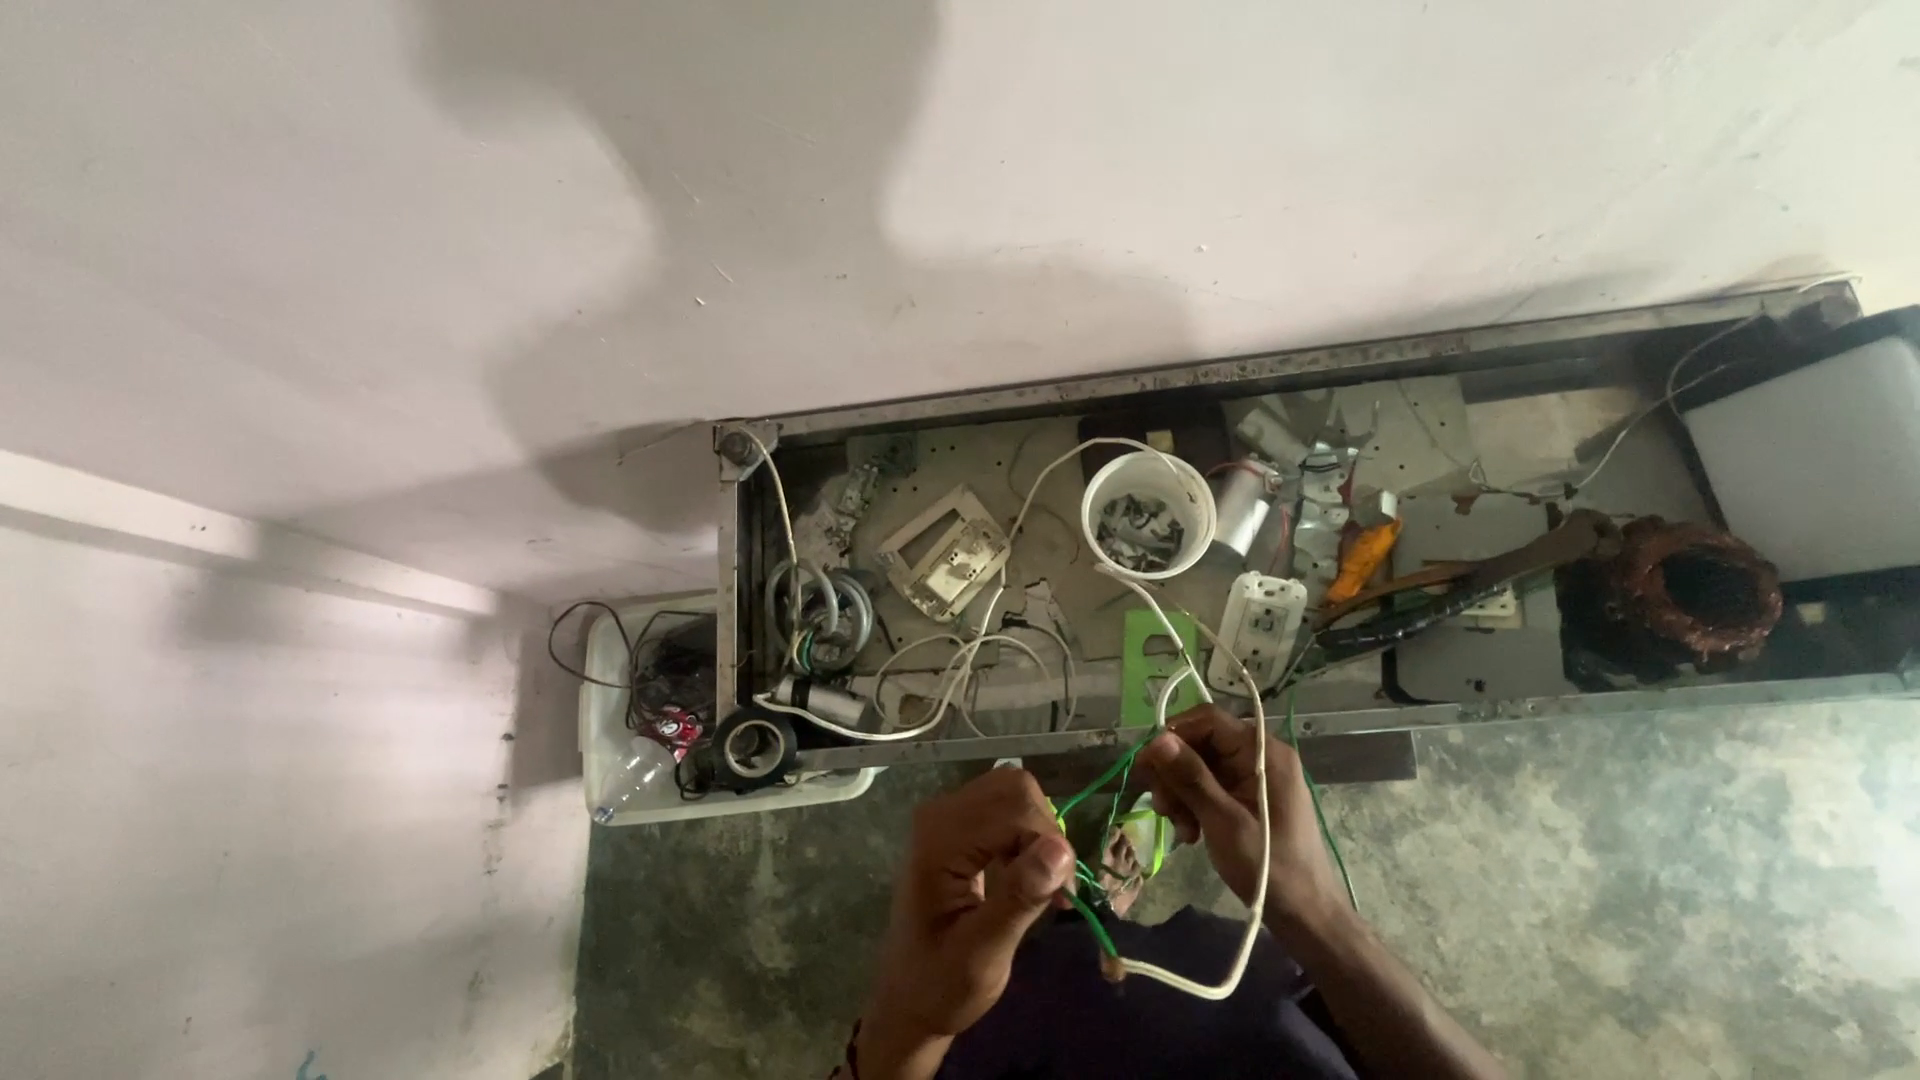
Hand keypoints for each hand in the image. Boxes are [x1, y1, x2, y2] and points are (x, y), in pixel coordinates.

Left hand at [858, 768, 1073, 1075]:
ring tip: (1044, 887)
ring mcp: (946, 817)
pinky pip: (1006, 809)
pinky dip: (1028, 837)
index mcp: (939, 839)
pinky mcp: (957, 827)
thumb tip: (1061, 849)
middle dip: (1045, 833)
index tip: (1061, 895)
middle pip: (1015, 789)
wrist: (908, 1000)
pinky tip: (1029, 878)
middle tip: (1054, 889)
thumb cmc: (941, 984)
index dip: (1048, 841)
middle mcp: (940, 814)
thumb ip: (1019, 898)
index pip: (1014, 805)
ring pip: (1014, 794)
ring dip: (1040, 835)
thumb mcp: (983, 955)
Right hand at [1138, 704, 1347, 932]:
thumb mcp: (1224, 822)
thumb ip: (1191, 777)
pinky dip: (1193, 804)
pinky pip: (1209, 785)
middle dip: (1174, 773)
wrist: (1306, 915)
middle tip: (1161, 807)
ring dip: (1180, 793)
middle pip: (1200, 743)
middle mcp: (1260, 756)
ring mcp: (1255, 777)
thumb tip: (1157, 738)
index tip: (1147, 766)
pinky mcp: (1248, 797)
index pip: (1208, 719)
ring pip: (1199, 766)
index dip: (1172, 736)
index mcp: (1264, 752)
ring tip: (1179, 828)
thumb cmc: (1269, 867)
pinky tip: (1190, 833)